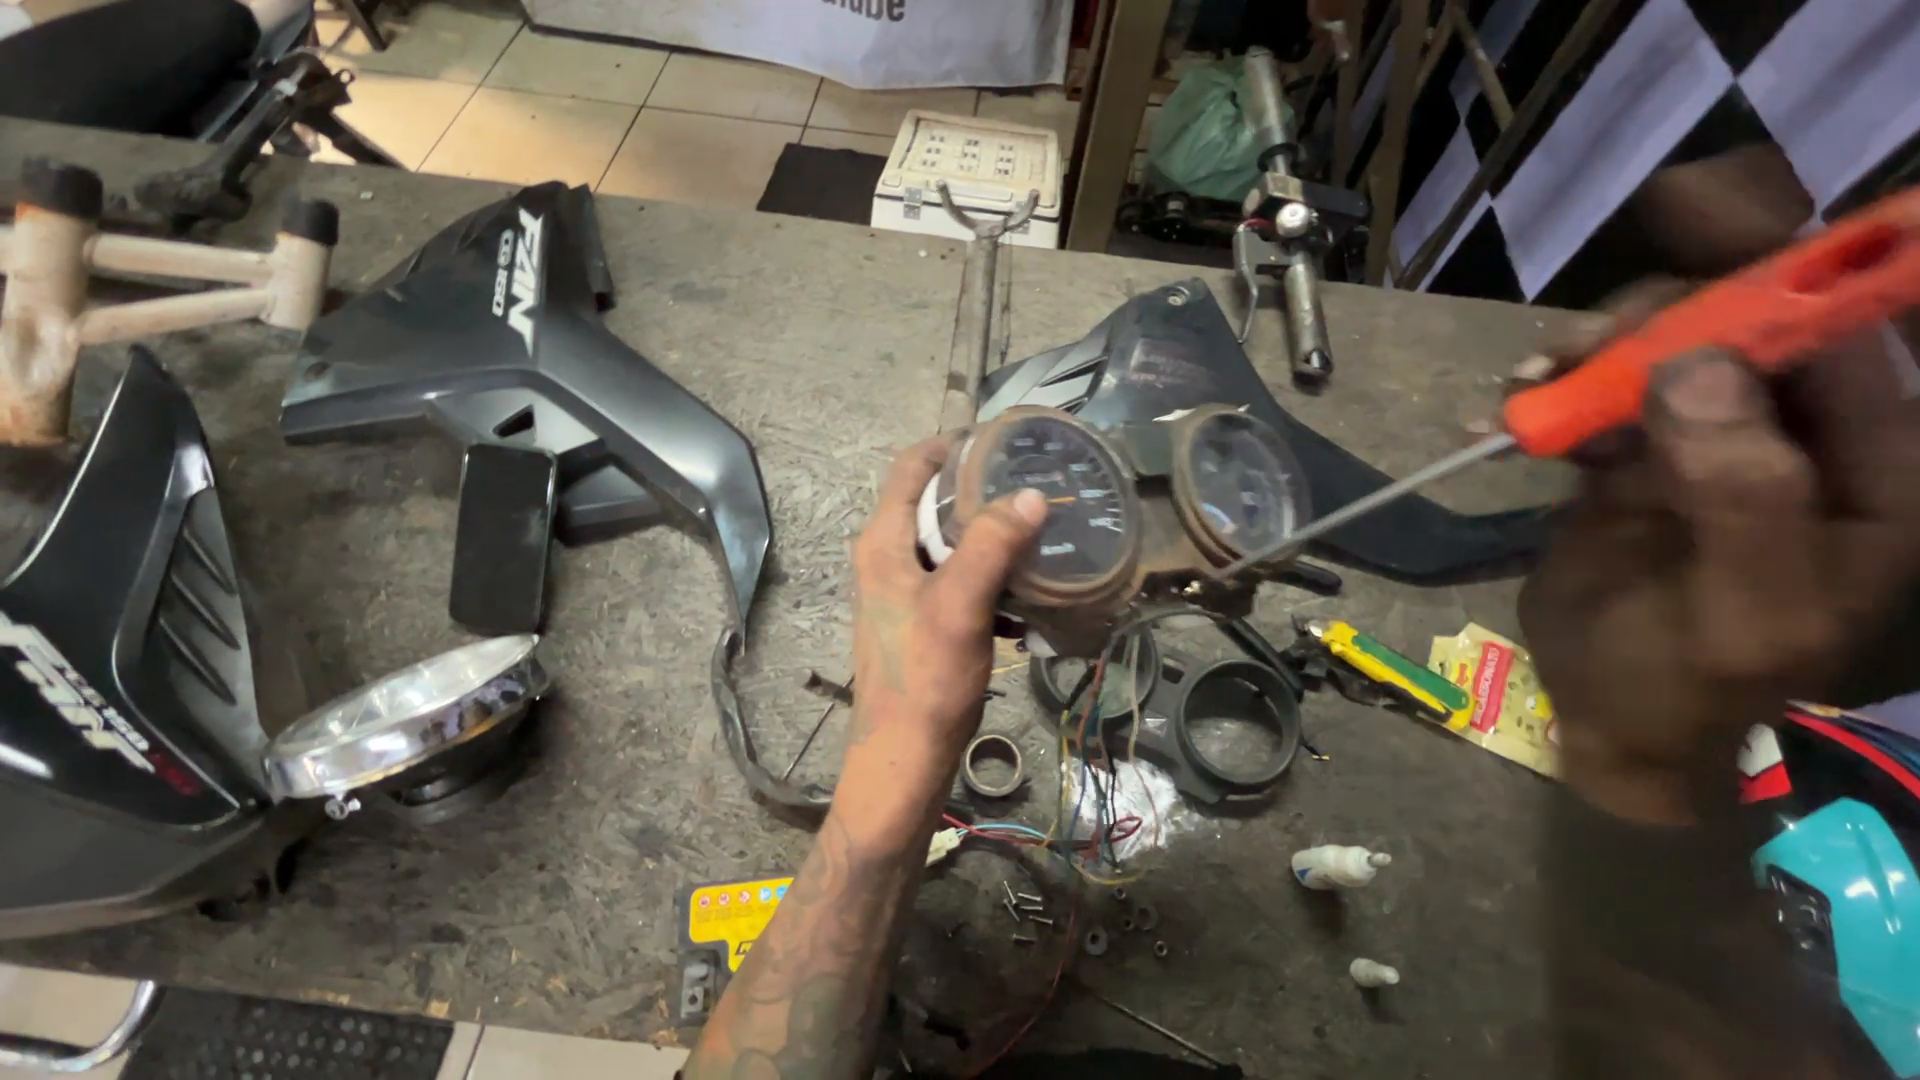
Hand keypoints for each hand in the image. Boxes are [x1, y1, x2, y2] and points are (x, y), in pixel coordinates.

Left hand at [834, 437, 1046, 837]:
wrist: (904, 756)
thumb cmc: (925, 678)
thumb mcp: (960, 604)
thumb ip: (992, 545)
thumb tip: (1030, 494)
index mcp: (883, 541)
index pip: (910, 466)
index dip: (951, 445)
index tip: (1001, 441)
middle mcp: (885, 557)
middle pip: (932, 502)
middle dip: (980, 490)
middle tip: (1033, 485)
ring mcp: (900, 591)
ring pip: (948, 543)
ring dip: (989, 535)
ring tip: (1038, 532)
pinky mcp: (918, 621)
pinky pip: (956, 580)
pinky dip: (988, 575)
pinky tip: (1025, 591)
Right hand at [1517, 285, 1919, 822]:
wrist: (1608, 712)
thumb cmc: (1688, 680)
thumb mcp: (1742, 609)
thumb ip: (1745, 492)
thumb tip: (1699, 366)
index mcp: (1874, 468)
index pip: (1850, 339)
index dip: (1777, 287)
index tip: (1681, 265)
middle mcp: (1800, 436)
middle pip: (1743, 325)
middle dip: (1656, 320)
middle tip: (1572, 350)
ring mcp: (1710, 439)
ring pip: (1661, 348)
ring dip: (1589, 351)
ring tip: (1526, 383)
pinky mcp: (1635, 452)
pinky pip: (1600, 392)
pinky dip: (1552, 389)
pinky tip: (1513, 410)